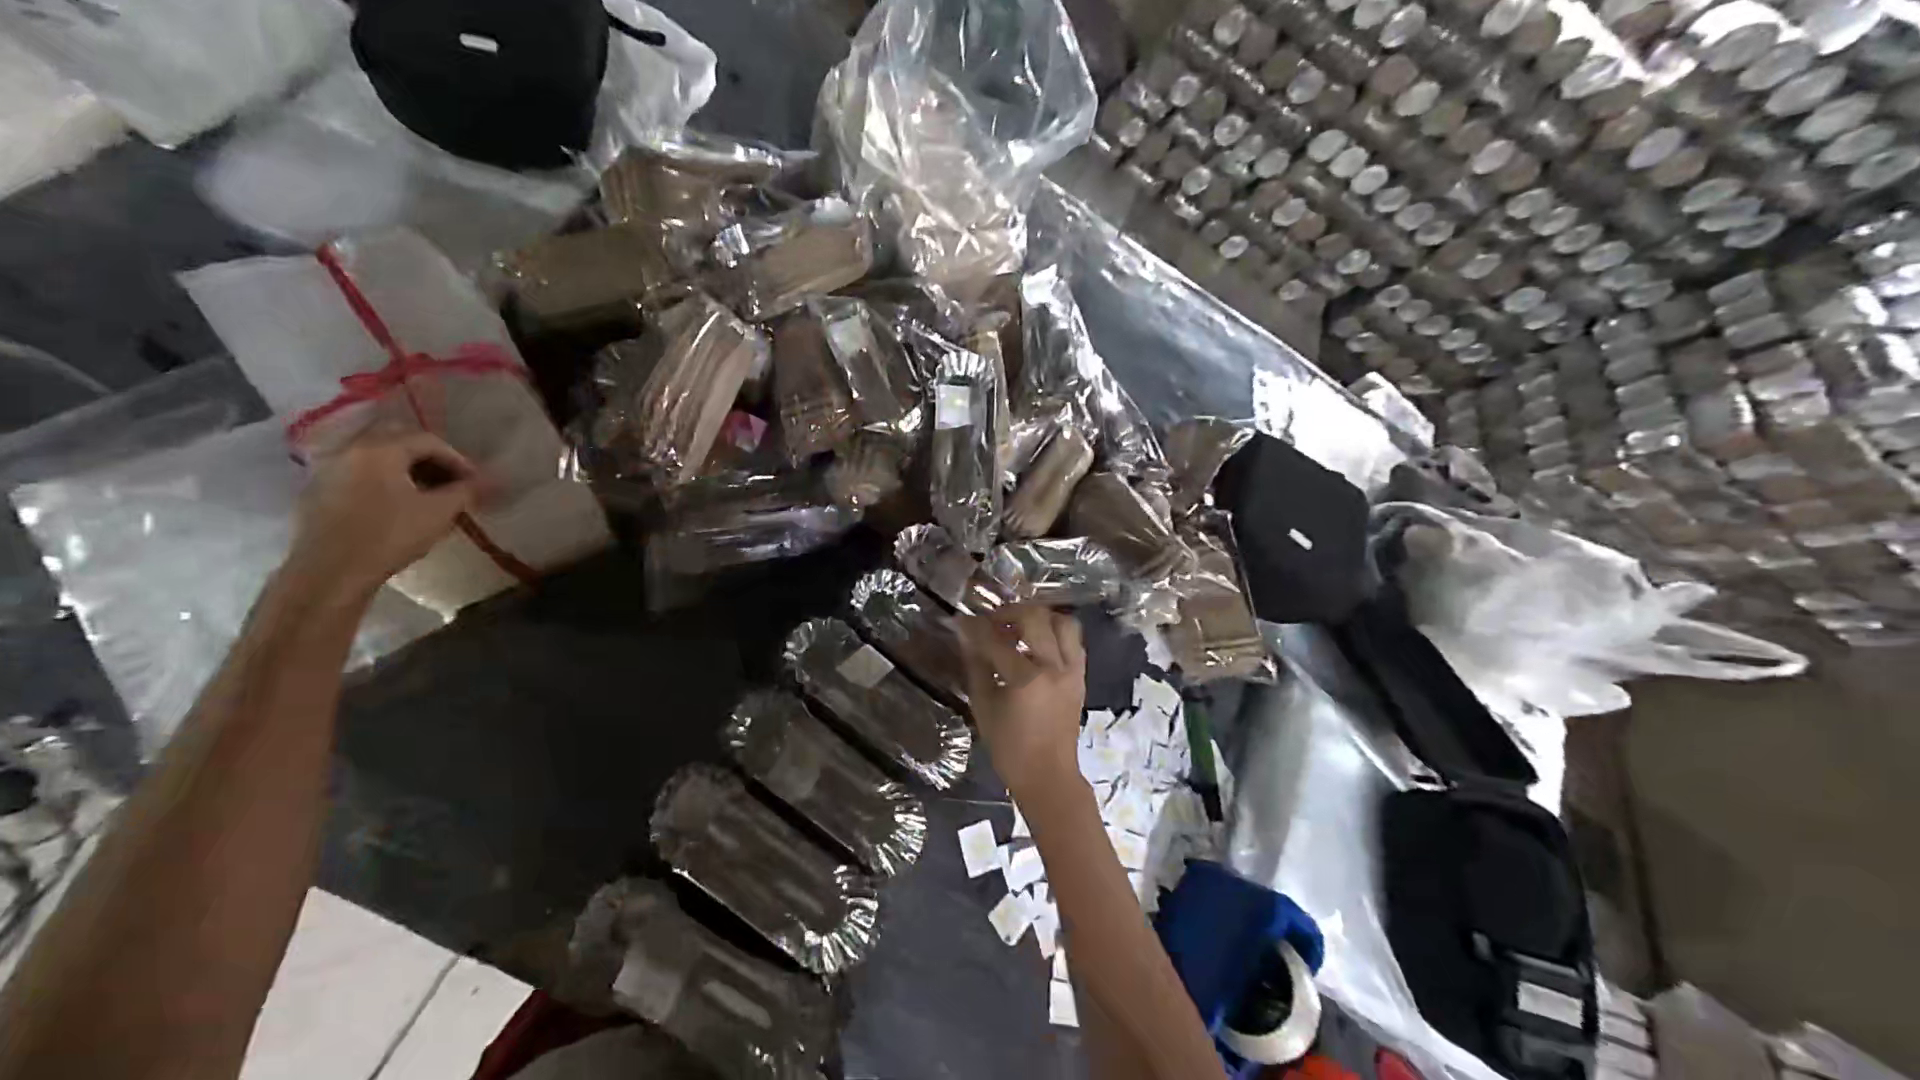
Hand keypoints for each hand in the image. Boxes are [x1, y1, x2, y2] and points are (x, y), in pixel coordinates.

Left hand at [285, 430, 480, 598]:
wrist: (331, 572)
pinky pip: (360, 475)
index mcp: (379, 450)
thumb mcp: (439, 512)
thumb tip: (489, 481)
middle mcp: (349, 450)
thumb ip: (466, 491)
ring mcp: (328, 470)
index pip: (428, 440)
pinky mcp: (317, 492)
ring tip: (427, 496)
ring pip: (377, 459)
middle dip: (431, 461)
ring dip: (407, 471)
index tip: (473, 482)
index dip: (458, 459)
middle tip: (451, 483)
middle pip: (399, 443)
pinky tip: (397, 506)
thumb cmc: (390, 536)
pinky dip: (384, 482)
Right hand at [955, 605, 1086, 799]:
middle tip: (992, 623)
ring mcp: (1072, 670)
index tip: (962, 621)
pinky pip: (1073, 640)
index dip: (975, 627)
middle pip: (1035, 617)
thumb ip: (976, 666)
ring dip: (1038, 618)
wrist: (1048, 776)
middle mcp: (1054, 667)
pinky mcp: (1081, 676)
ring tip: (1019, 628)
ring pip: (1062, 622)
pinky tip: (1037, 644)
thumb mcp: (984, 707)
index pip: (996, 639)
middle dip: (1009, 612)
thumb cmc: (1010, 748)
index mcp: (1026, 678)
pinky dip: (1055, 633)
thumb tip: (966, 636)